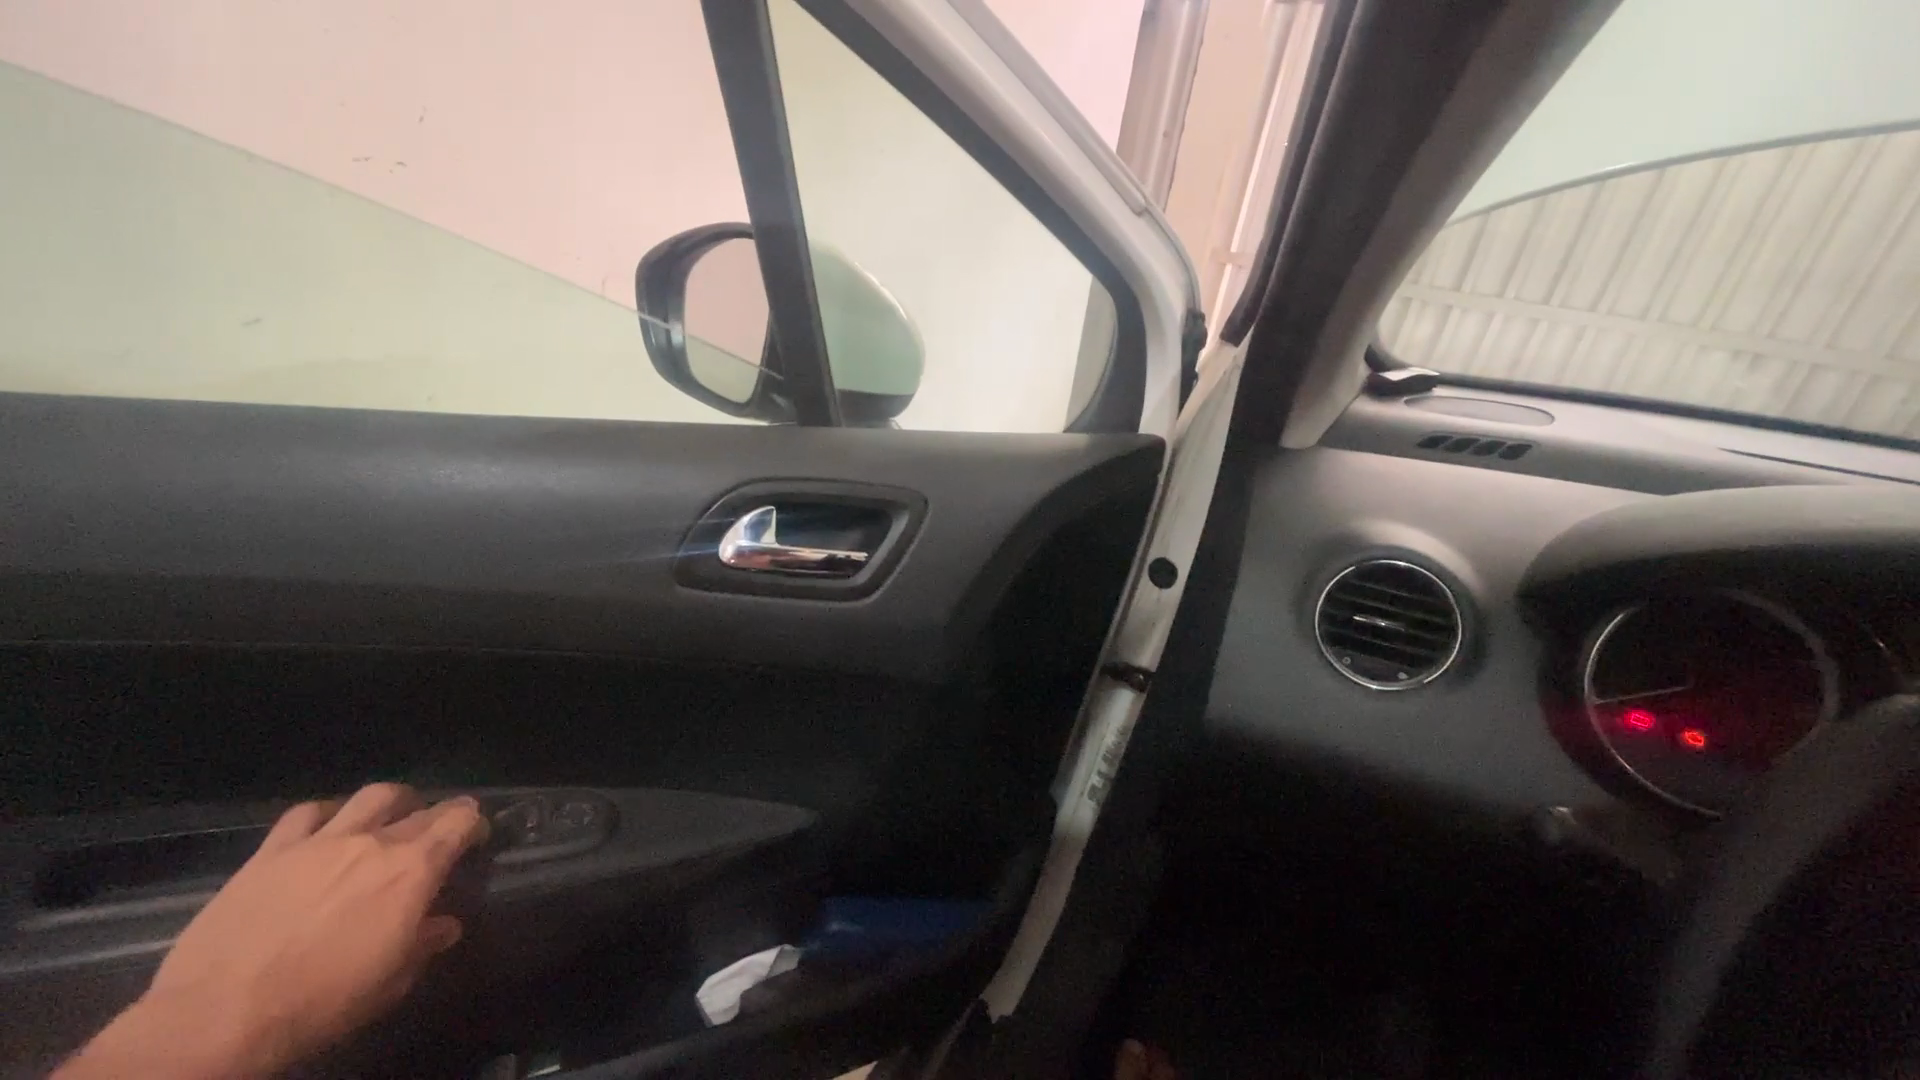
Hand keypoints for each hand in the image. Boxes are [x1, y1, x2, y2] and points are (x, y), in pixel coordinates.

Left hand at [57, 784, 489, 1079]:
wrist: (218, 1016)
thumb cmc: (321, 1002)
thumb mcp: (391, 982)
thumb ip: (424, 943)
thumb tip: (443, 925)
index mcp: (414, 870)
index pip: (460, 822)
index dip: (474, 824)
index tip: (475, 837)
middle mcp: (375, 842)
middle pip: (422, 809)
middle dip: (441, 814)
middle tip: (440, 830)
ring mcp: (321, 841)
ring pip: (372, 796)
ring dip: (393, 802)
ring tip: (391, 815)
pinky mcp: (272, 851)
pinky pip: (307, 813)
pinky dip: (327, 814)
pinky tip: (327, 828)